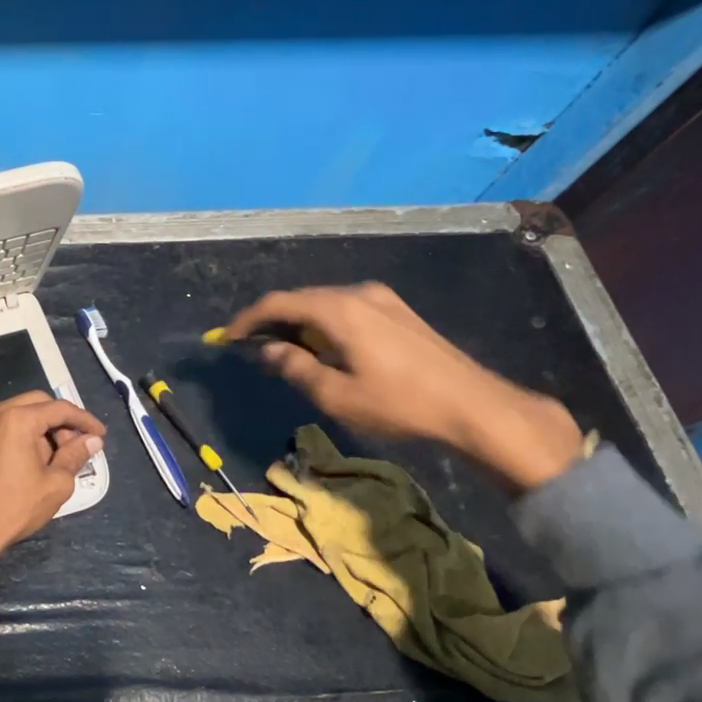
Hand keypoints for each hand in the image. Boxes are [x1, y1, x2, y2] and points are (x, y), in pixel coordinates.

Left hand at [0, 391, 106, 573]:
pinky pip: (1, 425)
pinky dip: (20, 433)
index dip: (84, 420)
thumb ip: (75, 455)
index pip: (59, 409)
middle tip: (74, 445)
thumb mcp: (56, 483)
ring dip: (40, 427)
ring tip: (53, 456)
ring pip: (18, 412)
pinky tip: (29, 458)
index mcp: (16, 420)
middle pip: (37, 403)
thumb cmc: (17, 507)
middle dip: (60, 420)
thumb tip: (93, 440)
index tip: (100, 434)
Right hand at [223, 283, 582, 492]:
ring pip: (326, 304)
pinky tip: (323, 348)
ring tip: (284, 351)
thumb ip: (296, 368)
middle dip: (272, 320)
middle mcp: (360, 294)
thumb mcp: (336, 395)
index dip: (248, 319)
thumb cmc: (399, 404)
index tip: (228, 337)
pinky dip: (324, 325)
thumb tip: (270, 350)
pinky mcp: (400, 314)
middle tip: (252, 346)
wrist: (473, 406)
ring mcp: (384, 301)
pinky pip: (348, 310)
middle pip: (302, 299)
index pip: (280, 303)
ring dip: (300, 323)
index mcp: (339, 310)